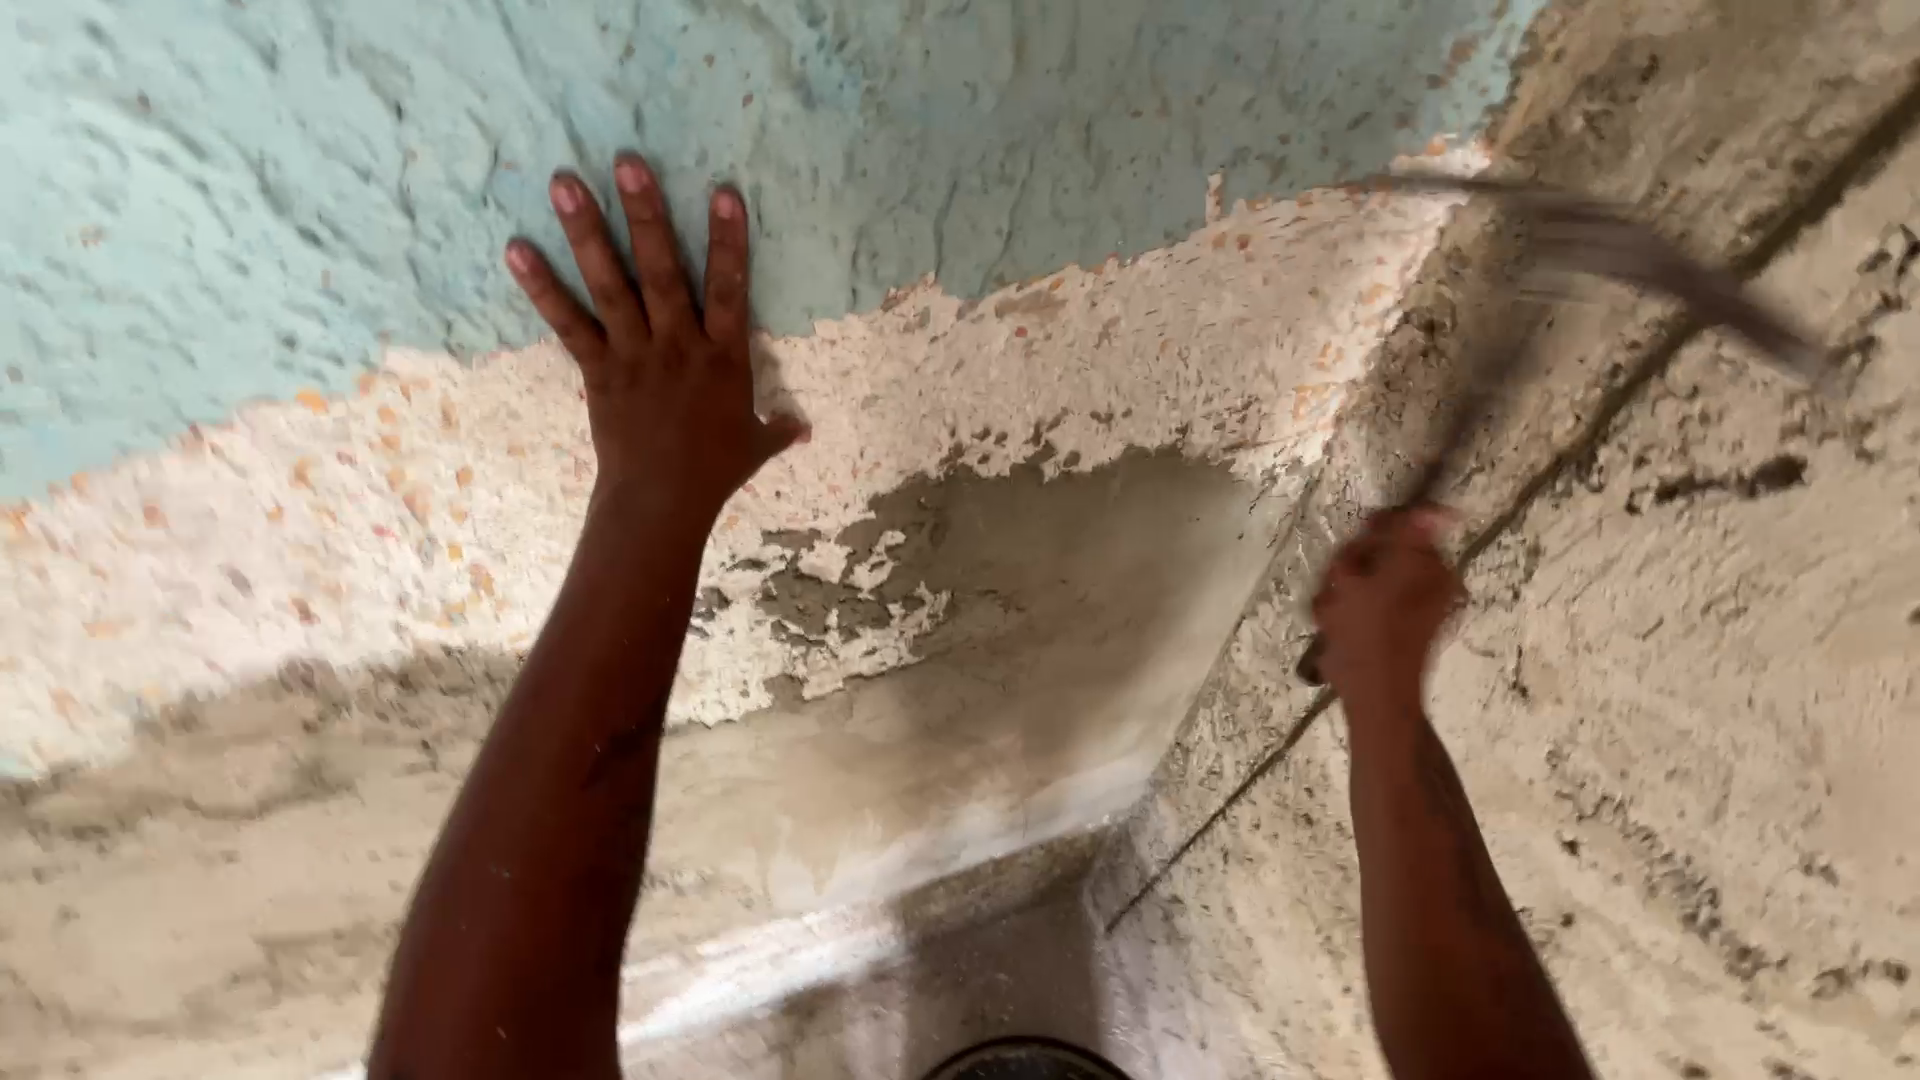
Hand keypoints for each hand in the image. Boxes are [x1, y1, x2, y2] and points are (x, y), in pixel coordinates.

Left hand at [504, 155, 803, 522]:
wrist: (662, 501)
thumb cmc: (715, 471)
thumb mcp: (756, 447)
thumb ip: (778, 429)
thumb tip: (803, 429)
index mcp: (724, 358)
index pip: (729, 290)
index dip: (728, 241)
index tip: (723, 192)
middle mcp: (679, 345)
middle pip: (663, 272)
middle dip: (647, 216)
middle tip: (627, 162)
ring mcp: (635, 354)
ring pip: (611, 286)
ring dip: (587, 233)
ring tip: (564, 182)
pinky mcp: (599, 370)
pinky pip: (570, 325)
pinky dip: (543, 289)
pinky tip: (517, 250)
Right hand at [1310, 508, 1463, 709]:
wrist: (1369, 691)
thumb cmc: (1376, 632)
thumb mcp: (1393, 575)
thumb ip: (1410, 539)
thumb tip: (1442, 510)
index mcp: (1430, 569)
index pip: (1402, 527)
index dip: (1375, 532)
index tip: (1356, 545)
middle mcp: (1417, 584)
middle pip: (1371, 551)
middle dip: (1348, 567)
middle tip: (1342, 585)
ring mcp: (1392, 606)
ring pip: (1350, 578)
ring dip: (1335, 592)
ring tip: (1335, 614)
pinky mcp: (1370, 624)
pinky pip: (1345, 603)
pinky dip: (1335, 612)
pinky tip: (1333, 627)